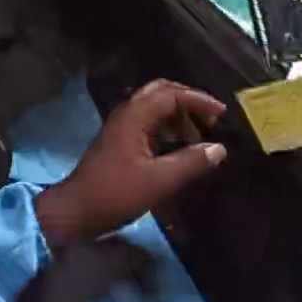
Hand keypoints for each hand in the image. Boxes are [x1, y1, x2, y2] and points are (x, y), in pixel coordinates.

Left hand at [35, 80, 228, 247]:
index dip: (198, 100)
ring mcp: (122, 126)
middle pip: (160, 93)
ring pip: (154, 108)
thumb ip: (191, 162)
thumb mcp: (159, 181)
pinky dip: (168, 129)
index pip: (170, 94)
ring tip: (200, 138)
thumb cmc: (117, 192)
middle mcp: (127, 113)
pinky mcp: (121, 140)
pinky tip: (180, 148)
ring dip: (178, 116)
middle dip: (188, 101)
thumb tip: (219, 148)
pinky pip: (149, 123)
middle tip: (212, 120)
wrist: (78, 208)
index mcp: (134, 115)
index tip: (222, 114)